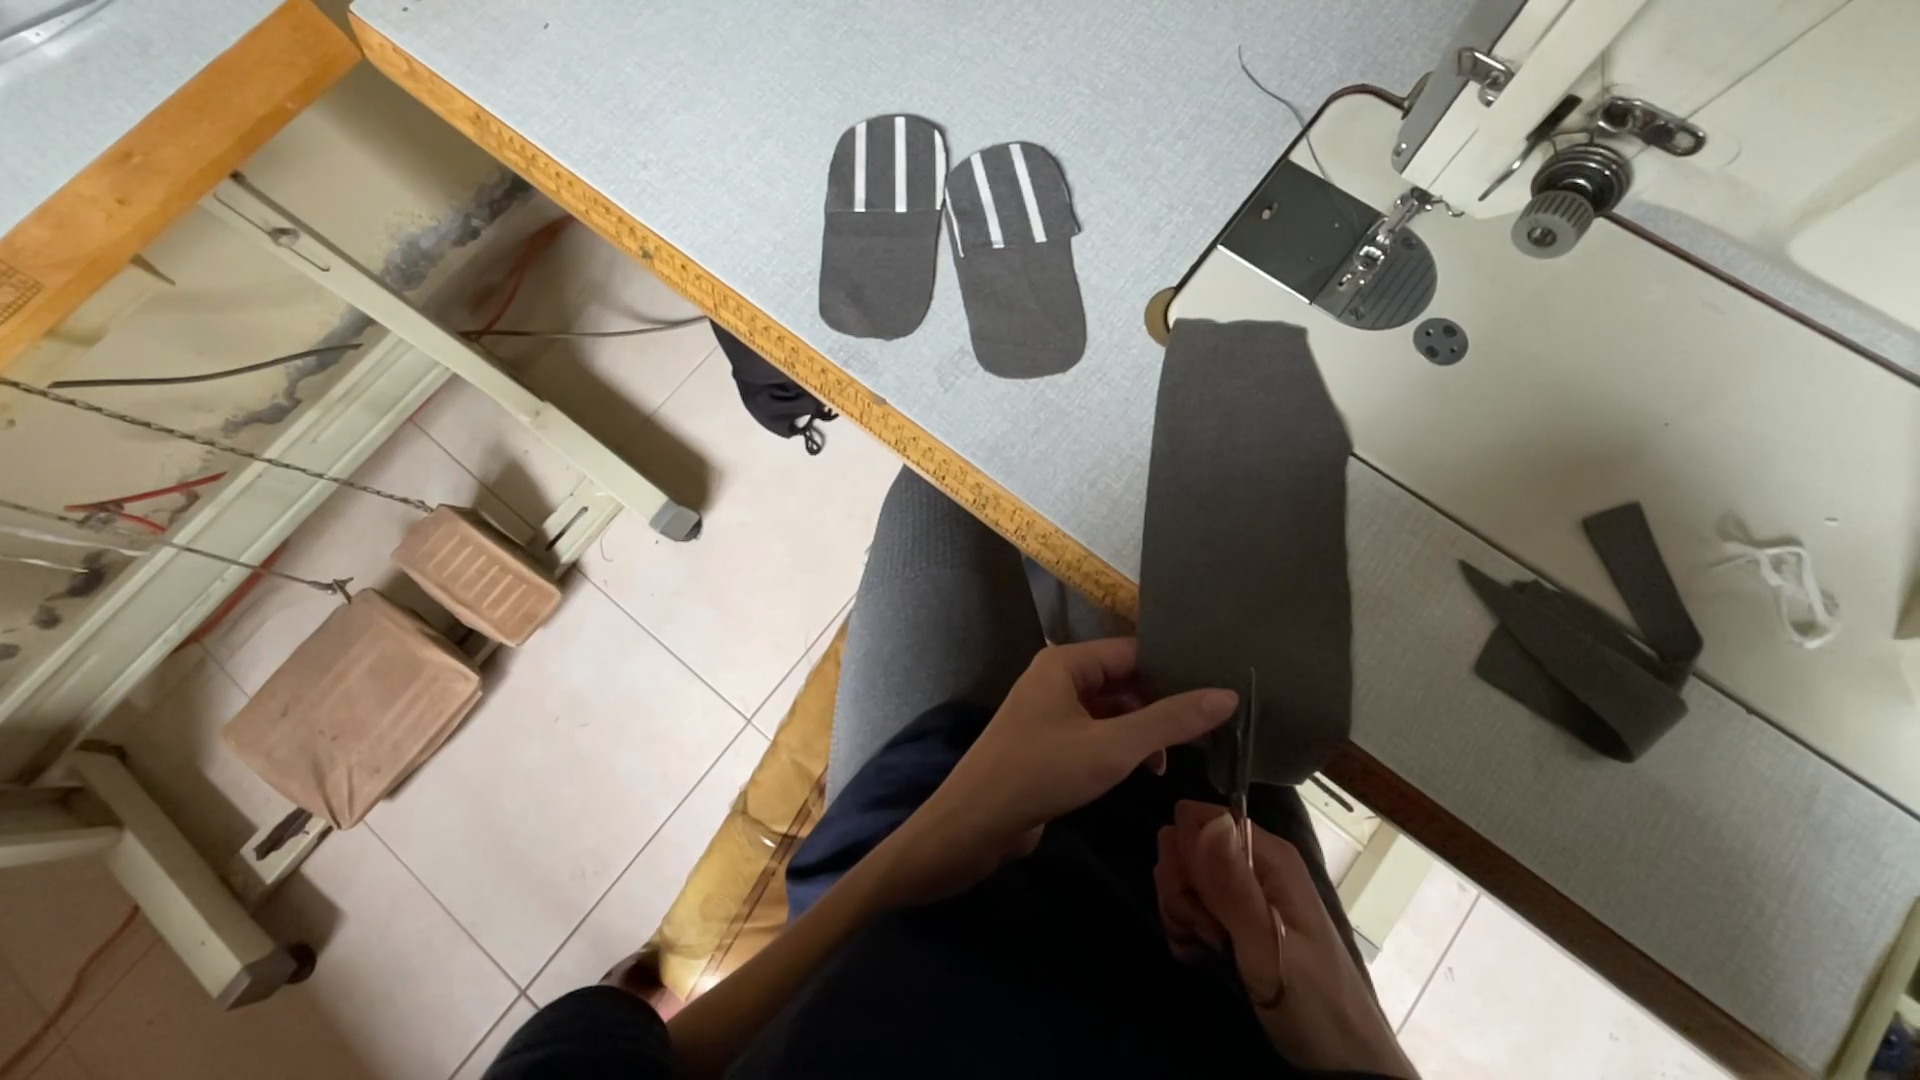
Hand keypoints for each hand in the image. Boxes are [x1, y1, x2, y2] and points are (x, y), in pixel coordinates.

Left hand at [872, 638, 1236, 907]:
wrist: (972, 826)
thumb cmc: (1040, 774)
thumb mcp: (1113, 747)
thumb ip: (1170, 721)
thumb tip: (1228, 694)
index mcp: (1064, 663)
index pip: (1133, 651)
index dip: (1174, 669)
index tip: (1218, 689)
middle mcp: (1055, 679)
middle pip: (1122, 679)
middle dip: (1160, 704)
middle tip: (1207, 730)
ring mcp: (1049, 712)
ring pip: (1110, 710)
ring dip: (1142, 730)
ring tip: (1172, 759)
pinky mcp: (1047, 744)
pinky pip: (1094, 733)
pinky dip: (1120, 747)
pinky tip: (1142, 769)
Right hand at [1155, 801, 1418, 1078]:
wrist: (1341, 1062)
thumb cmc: (1314, 1006)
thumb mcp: (1270, 950)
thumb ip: (1234, 887)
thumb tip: (1211, 820)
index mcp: (1269, 857)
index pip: (1195, 820)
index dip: (1188, 858)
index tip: (1205, 906)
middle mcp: (1253, 863)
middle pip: (1183, 848)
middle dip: (1181, 892)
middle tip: (1212, 934)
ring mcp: (1242, 891)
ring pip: (1180, 878)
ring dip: (1182, 916)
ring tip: (1214, 950)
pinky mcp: (1231, 918)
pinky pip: (1186, 907)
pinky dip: (1185, 933)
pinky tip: (1204, 958)